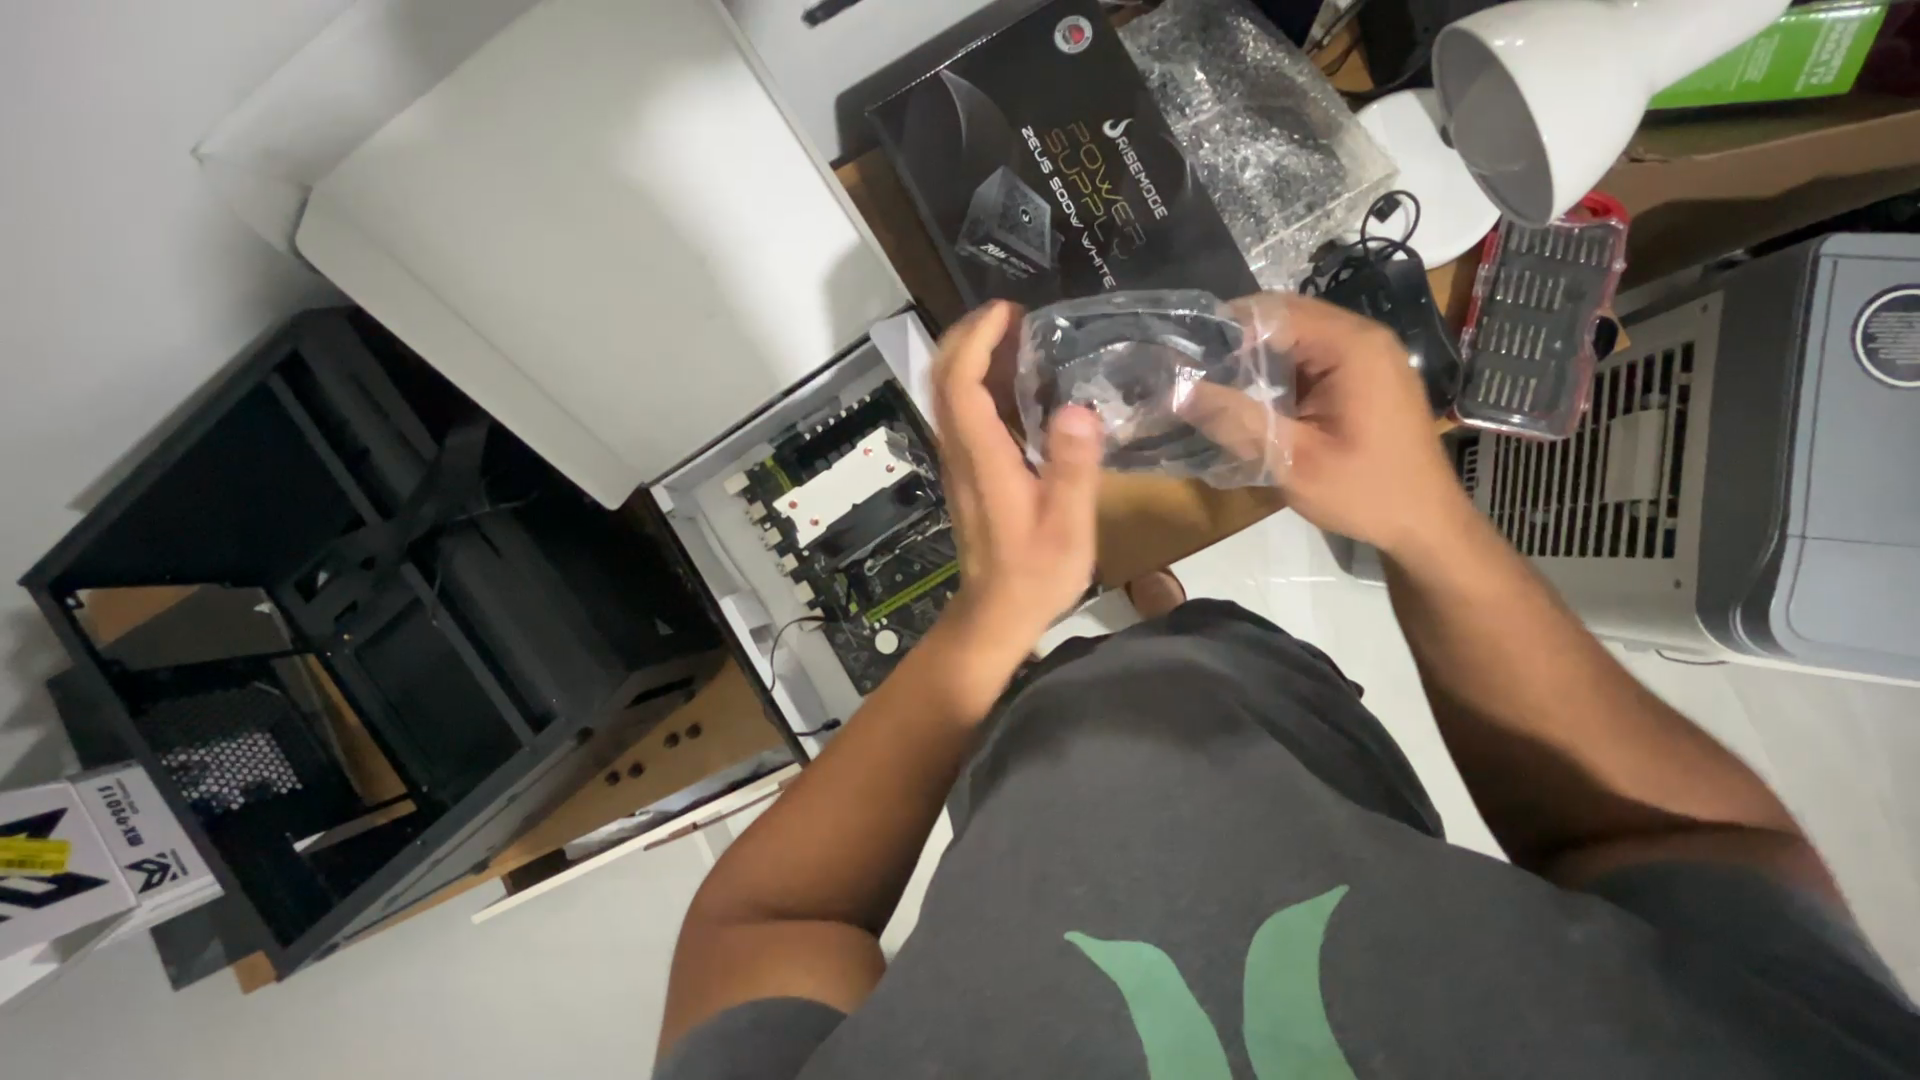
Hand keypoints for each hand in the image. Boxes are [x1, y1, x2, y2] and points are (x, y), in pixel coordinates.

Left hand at [931, 301, 1104, 655]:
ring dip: (972, 358)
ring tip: (1017, 337)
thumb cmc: (1033, 575)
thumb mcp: (1067, 528)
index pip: (961, 384)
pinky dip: (980, 385)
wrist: (996, 613)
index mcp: (982, 459)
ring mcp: (959, 463)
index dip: (977, 340)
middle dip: (968, 337)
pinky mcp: (967, 473)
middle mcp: (960, 453)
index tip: (1008, 312)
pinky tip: (1016, 384)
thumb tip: (1078, 409)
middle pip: (943, 380)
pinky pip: (962, 414)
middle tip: (1011, 316)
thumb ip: (1072, 470)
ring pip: (948, 395)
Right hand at [1185, 293, 1470, 557]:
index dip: (1226, 329)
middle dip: (1238, 339)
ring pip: (1297, 336)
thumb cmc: (1364, 492)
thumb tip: (1178, 391)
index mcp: (1352, 347)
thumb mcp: (1292, 460)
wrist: (1425, 524)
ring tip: (1214, 383)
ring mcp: (1368, 356)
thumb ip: (1236, 420)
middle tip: (1194, 370)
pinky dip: (1278, 370)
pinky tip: (1252, 398)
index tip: (1188, 359)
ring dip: (1256, 355)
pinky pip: (1312, 357)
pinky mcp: (1365, 376)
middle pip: (1286, 316)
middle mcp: (1363, 338)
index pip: (1275, 312)